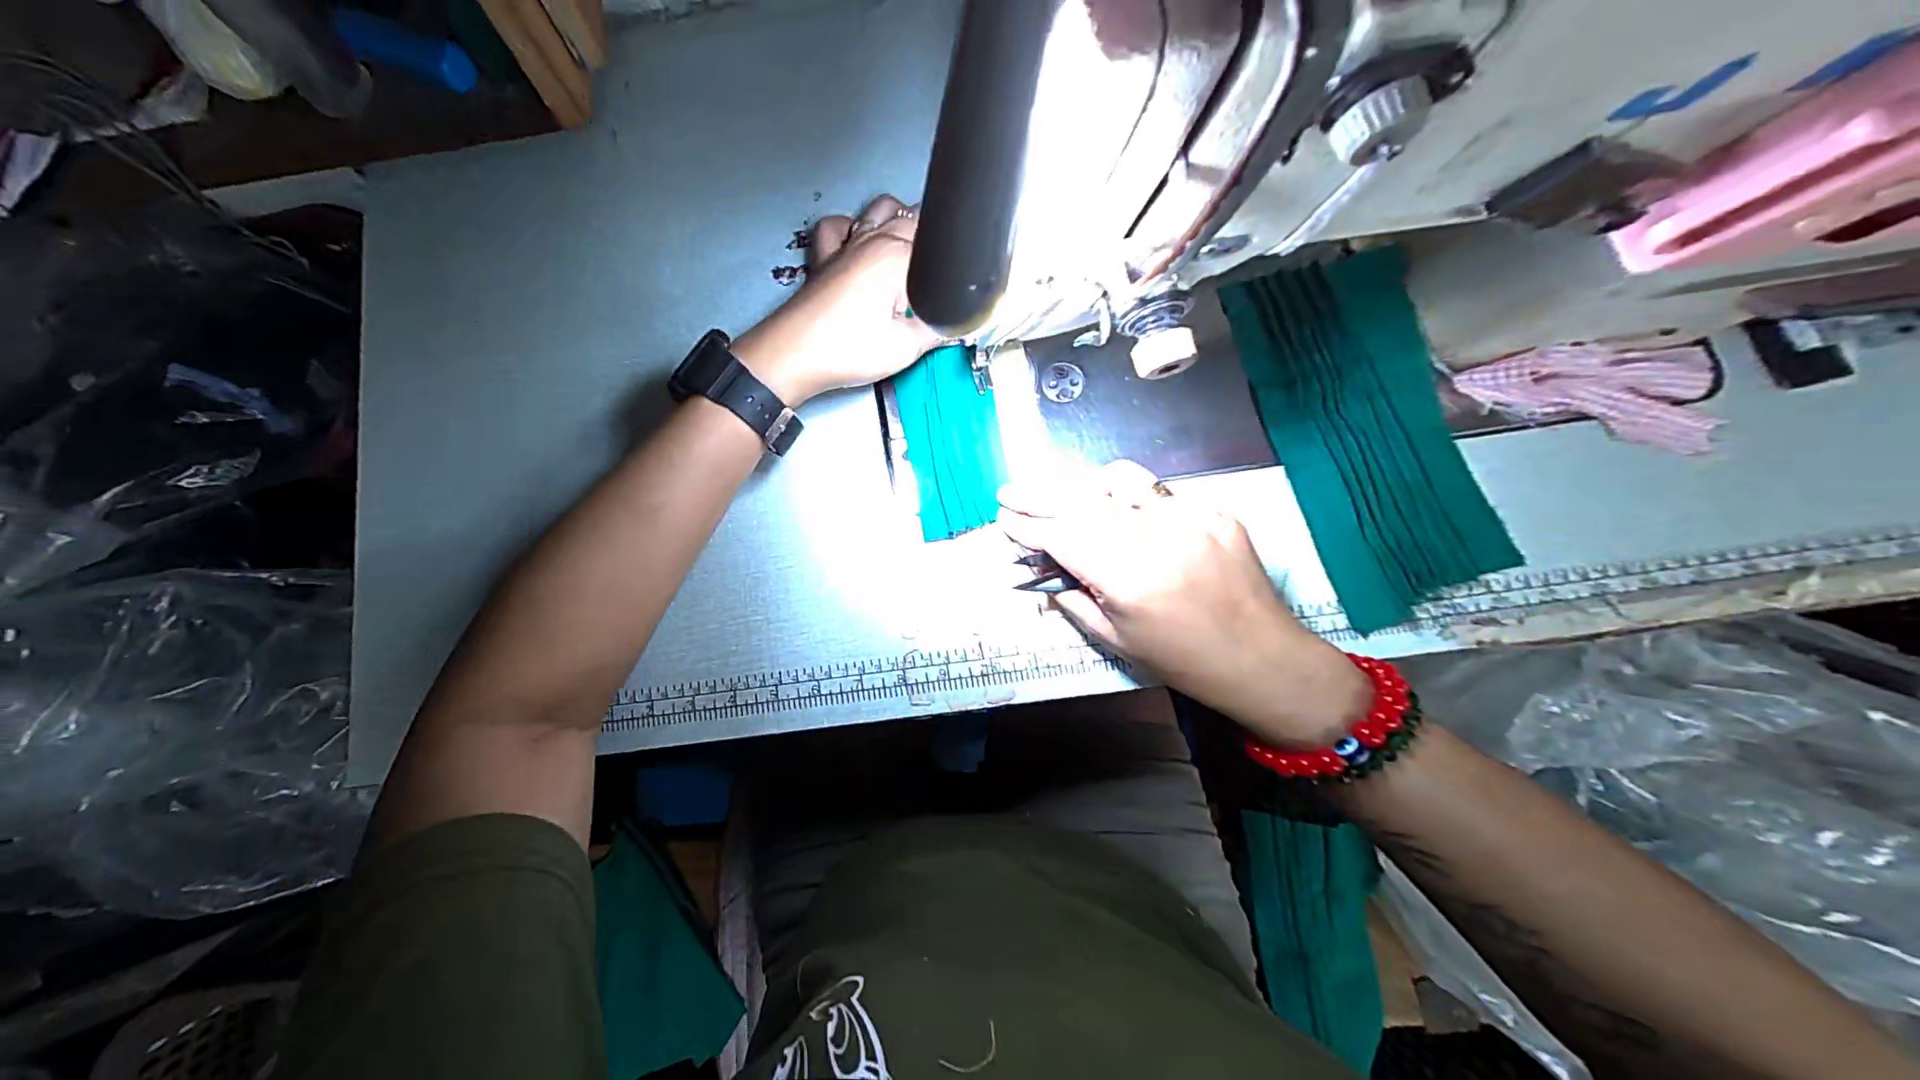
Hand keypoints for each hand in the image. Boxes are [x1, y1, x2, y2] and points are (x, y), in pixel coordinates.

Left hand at [735, 194, 940, 404]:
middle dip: (933, 239)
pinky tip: (861, 241)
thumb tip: (956, 324)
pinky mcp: (826, 258)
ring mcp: (847, 245)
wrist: (794, 355)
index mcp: (899, 256)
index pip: (940, 239)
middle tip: (941, 272)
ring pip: (879, 209)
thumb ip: (939, 330)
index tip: (960, 283)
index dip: (953, 259)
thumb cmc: (843, 349)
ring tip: (911, 248)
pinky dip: (853, 227)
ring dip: (898, 220)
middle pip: (913, 218)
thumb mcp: (907, 348)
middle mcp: (873, 241)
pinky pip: (839, 226)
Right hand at [998, 460, 1370, 747]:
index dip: (1029, 527)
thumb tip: (1040, 567)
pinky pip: (1157, 493)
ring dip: (1082, 486)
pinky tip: (1117, 511)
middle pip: (1084, 502)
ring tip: (1062, 497)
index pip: (1064, 537)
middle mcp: (1159, 540)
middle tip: (1012, 493)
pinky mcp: (1214, 511)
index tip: (1005, 520)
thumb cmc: (1182, 659)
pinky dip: (1128, 498)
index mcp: (1131, 581)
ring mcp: (1191, 519)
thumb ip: (1073, 598)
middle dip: (1041, 496)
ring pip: (1120, 482)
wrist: (1260, 656)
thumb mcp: (1117, 638)